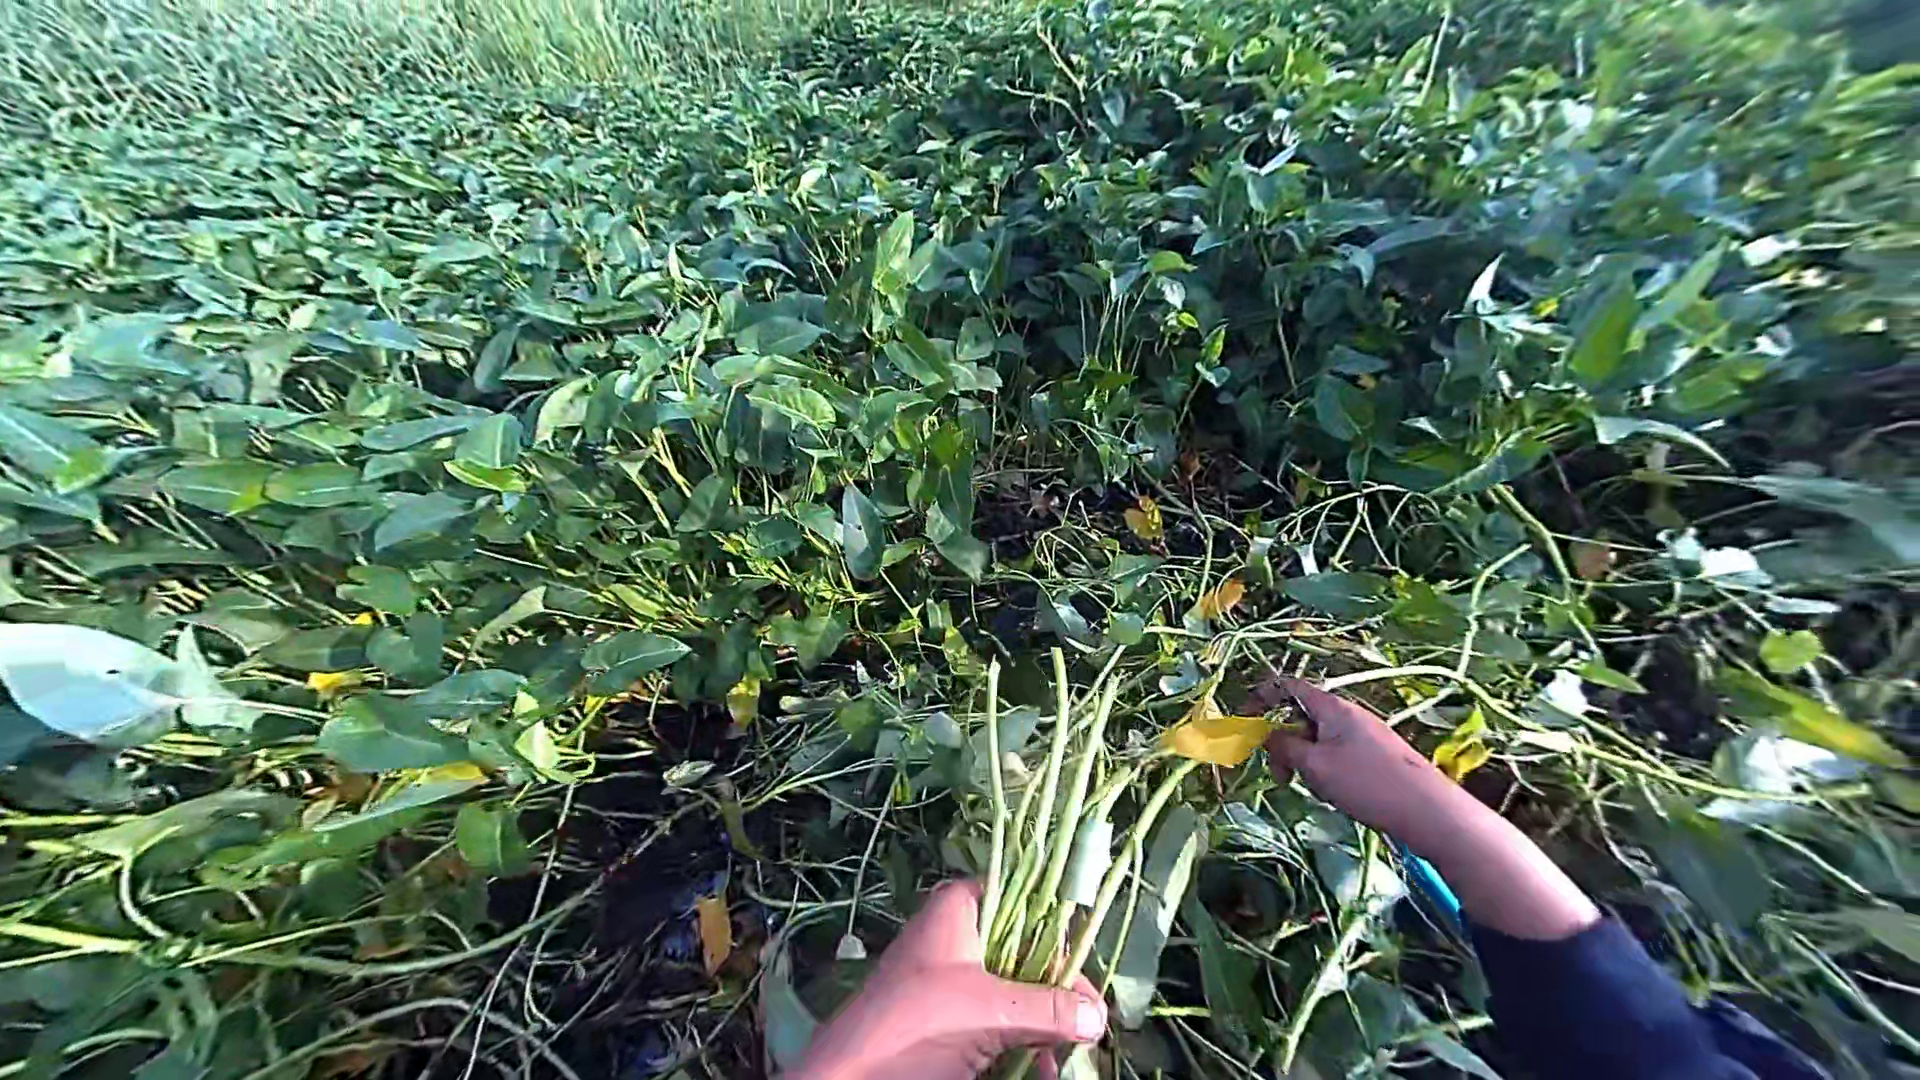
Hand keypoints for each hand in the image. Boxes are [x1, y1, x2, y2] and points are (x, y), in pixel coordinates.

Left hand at [786, 880, 1106, 1079]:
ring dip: (1041, 1022)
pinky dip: (1020, 1040)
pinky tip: (1039, 1067)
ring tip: (1062, 1058)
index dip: (1058, 931)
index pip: (1024, 897)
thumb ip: (1044, 1008)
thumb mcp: (987, 1011)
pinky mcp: (948, 1013)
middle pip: (1023, 947)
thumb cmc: (916, 1023)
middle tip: (1085, 1024)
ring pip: (1013, 986)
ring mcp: (952, 973)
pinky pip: (996, 1016)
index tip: (1085, 971)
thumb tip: (1098, 1016)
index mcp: (961, 907)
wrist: (849, 1079)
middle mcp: (959, 931)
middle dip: (1054, 989)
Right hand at [1255, 676, 1599, 939]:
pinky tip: (1335, 793)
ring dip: (1303, 758)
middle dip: (1282, 740)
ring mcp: (1366, 734)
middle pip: (1301, 715)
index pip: (1287, 686)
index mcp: (1331, 707)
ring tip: (1311, 787)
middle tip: (1279, 772)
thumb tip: (1265, 735)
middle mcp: (1348, 714)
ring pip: (1318, 737)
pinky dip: (1324, 767)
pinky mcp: (1379, 756)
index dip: (1261, 697)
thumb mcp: (1314, 765)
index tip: (1246, 721)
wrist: (1436, 815)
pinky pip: (1337, 751)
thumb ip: (1282, 746)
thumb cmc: (1368, 784)